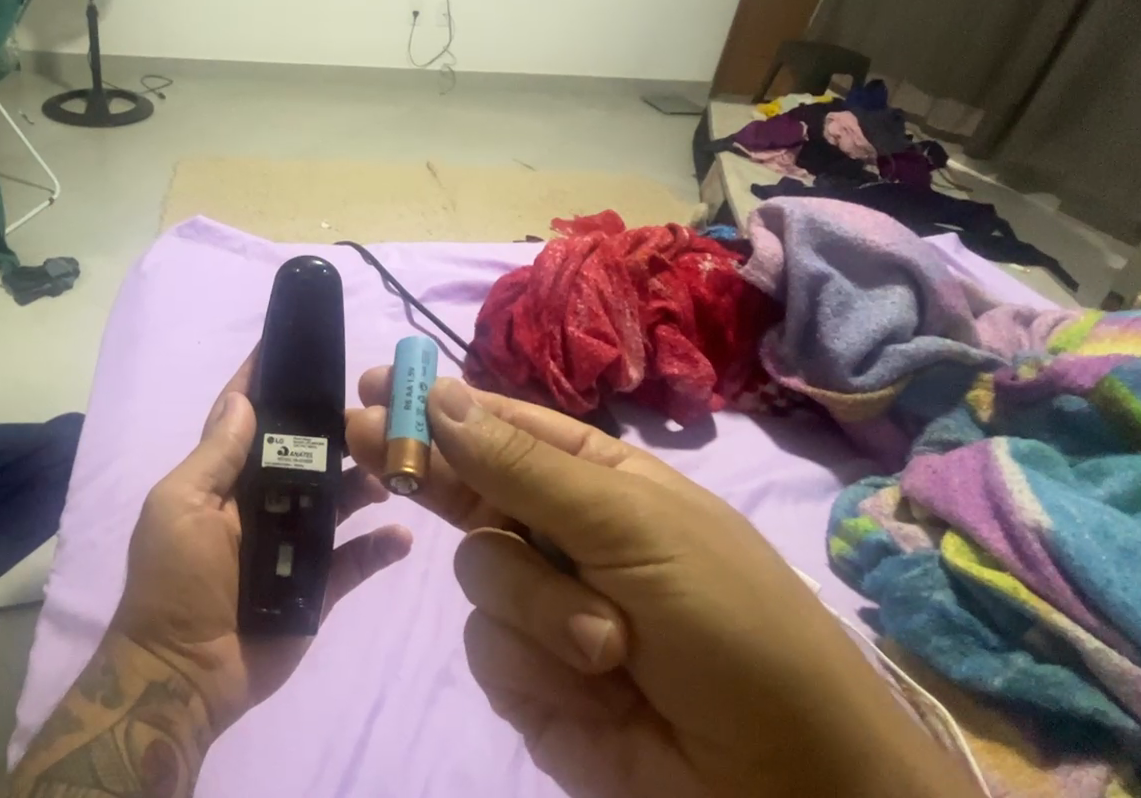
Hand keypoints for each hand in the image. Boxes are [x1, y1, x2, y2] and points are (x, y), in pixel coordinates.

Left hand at [111, 352, 413, 732]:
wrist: (183, 675)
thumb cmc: (175, 581)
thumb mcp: (182, 506)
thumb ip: (216, 455)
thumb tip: (243, 397)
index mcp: (226, 480)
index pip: (248, 416)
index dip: (267, 380)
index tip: (296, 342)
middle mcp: (263, 503)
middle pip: (307, 454)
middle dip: (337, 431)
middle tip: (378, 413)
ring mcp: (294, 544)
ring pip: (340, 500)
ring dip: (368, 482)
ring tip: (398, 470)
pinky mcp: (318, 586)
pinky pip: (357, 560)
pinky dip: (381, 546)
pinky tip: (403, 534)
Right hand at [344, 369, 974, 797]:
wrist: (782, 781)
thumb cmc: (730, 624)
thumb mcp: (631, 527)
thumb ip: (524, 468)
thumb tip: (442, 394)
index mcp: (594, 480)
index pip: (502, 427)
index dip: (440, 404)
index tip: (378, 383)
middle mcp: (559, 533)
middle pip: (467, 488)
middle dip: (420, 466)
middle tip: (359, 435)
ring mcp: (540, 605)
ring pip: (478, 573)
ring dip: (536, 606)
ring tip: (609, 646)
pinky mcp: (528, 676)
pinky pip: (488, 647)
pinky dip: (538, 667)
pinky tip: (596, 688)